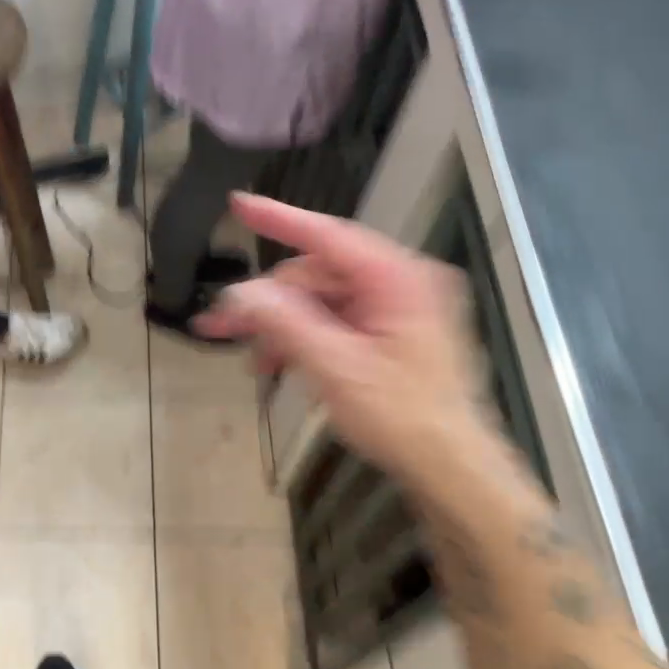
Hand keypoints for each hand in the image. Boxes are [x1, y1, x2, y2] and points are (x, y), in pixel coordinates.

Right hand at [196, 193, 493, 486]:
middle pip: (317, 276)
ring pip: (321, 302)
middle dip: (268, 302)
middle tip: (220, 329)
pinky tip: (281, 365)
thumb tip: (241, 292)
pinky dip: (303, 340)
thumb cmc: (402, 416)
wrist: (447, 462)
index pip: (330, 237)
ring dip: (281, 327)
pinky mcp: (390, 334)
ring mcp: (397, 309)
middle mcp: (401, 284)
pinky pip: (334, 322)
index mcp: (399, 280)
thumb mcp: (335, 367)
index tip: (238, 206)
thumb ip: (286, 323)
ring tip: (255, 365)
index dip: (280, 220)